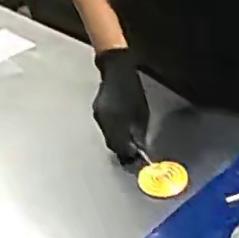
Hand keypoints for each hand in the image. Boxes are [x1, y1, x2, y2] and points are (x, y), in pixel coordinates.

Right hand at [93, 47, 149, 162]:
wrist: (116, 71)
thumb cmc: (132, 93)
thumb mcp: (141, 116)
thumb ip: (139, 134)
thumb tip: (140, 150)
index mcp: (116, 124)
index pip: (121, 149)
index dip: (129, 159)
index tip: (137, 166)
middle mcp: (104, 122)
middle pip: (113, 145)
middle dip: (124, 154)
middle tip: (134, 159)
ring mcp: (99, 117)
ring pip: (109, 138)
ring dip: (119, 144)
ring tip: (130, 148)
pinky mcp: (97, 112)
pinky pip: (106, 129)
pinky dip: (115, 135)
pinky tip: (122, 135)